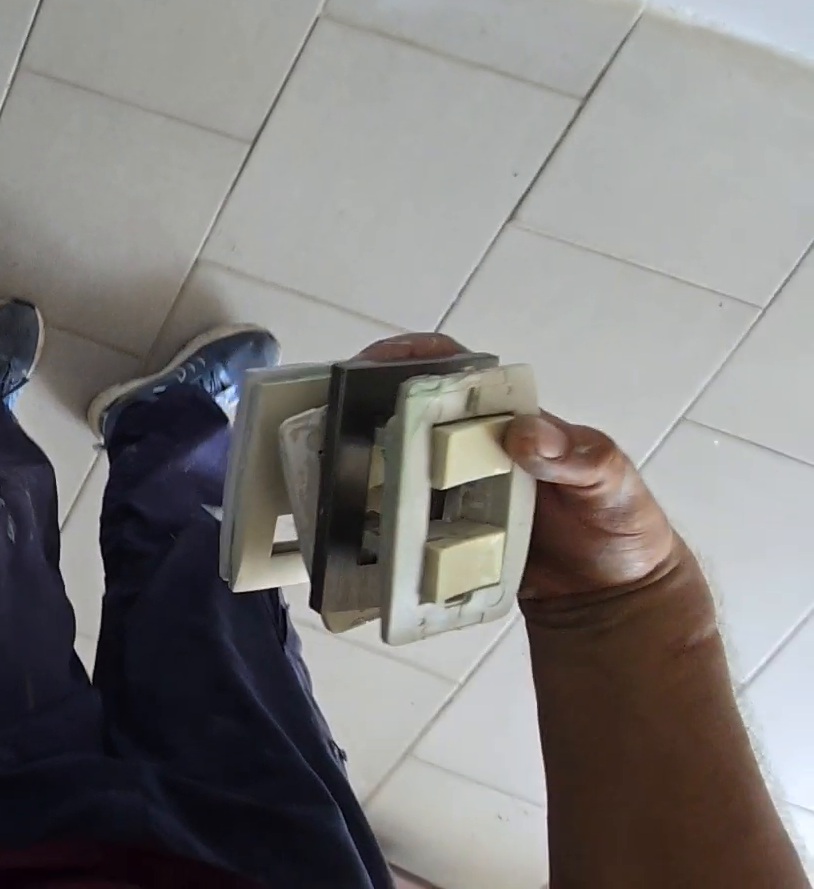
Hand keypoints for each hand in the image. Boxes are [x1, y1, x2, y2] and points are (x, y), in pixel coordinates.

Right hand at [352, 334, 676, 600]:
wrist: (607, 598)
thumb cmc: (619, 532)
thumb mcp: (616, 490)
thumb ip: (583, 459)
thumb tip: (523, 433)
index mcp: (506, 419)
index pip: (454, 370)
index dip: (412, 356)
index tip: (375, 361)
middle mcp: (466, 444)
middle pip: (405, 411)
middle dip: (365, 404)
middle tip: (336, 414)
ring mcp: (444, 483)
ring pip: (389, 456)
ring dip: (359, 455)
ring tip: (334, 461)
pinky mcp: (431, 521)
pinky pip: (391, 504)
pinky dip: (367, 503)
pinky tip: (351, 507)